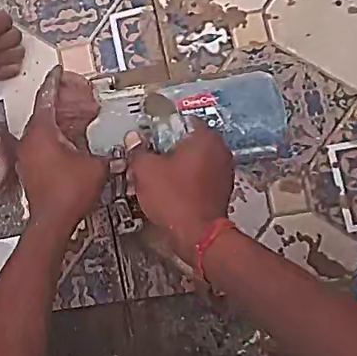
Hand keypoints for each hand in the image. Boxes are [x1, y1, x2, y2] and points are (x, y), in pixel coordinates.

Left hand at [18, 68, 106, 234]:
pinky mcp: (30, 170)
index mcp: (42, 132)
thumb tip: (119, 151)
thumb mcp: (97, 167)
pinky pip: (42, 146)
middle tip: (75, 95)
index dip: (55, 82)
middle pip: (44, 112)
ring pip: (43, 130)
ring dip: (59, 122)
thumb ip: (108, 153)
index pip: (47, 97)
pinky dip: (56, 139)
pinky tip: (71, 143)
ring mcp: (27, 156)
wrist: (53, 221)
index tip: (58, 71)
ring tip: (77, 119)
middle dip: (62, 103)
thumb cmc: (69, 193)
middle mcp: (30, 141)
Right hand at [124, 122, 233, 261]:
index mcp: (205, 138)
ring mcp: (223, 172)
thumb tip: (133, 141)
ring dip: (174, 165)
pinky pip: (198, 177)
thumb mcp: (145, 170)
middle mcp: (220, 151)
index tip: (145, 133)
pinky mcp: (220, 191)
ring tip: (153, 176)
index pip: (179, 119)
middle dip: (165, 148)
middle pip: (186, 141)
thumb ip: (138, 150)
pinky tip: (167, 190)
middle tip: (146, 156)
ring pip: (193, 160)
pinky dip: (184, 180)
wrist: (197, 236)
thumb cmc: (175, 200)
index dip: (158, 125)